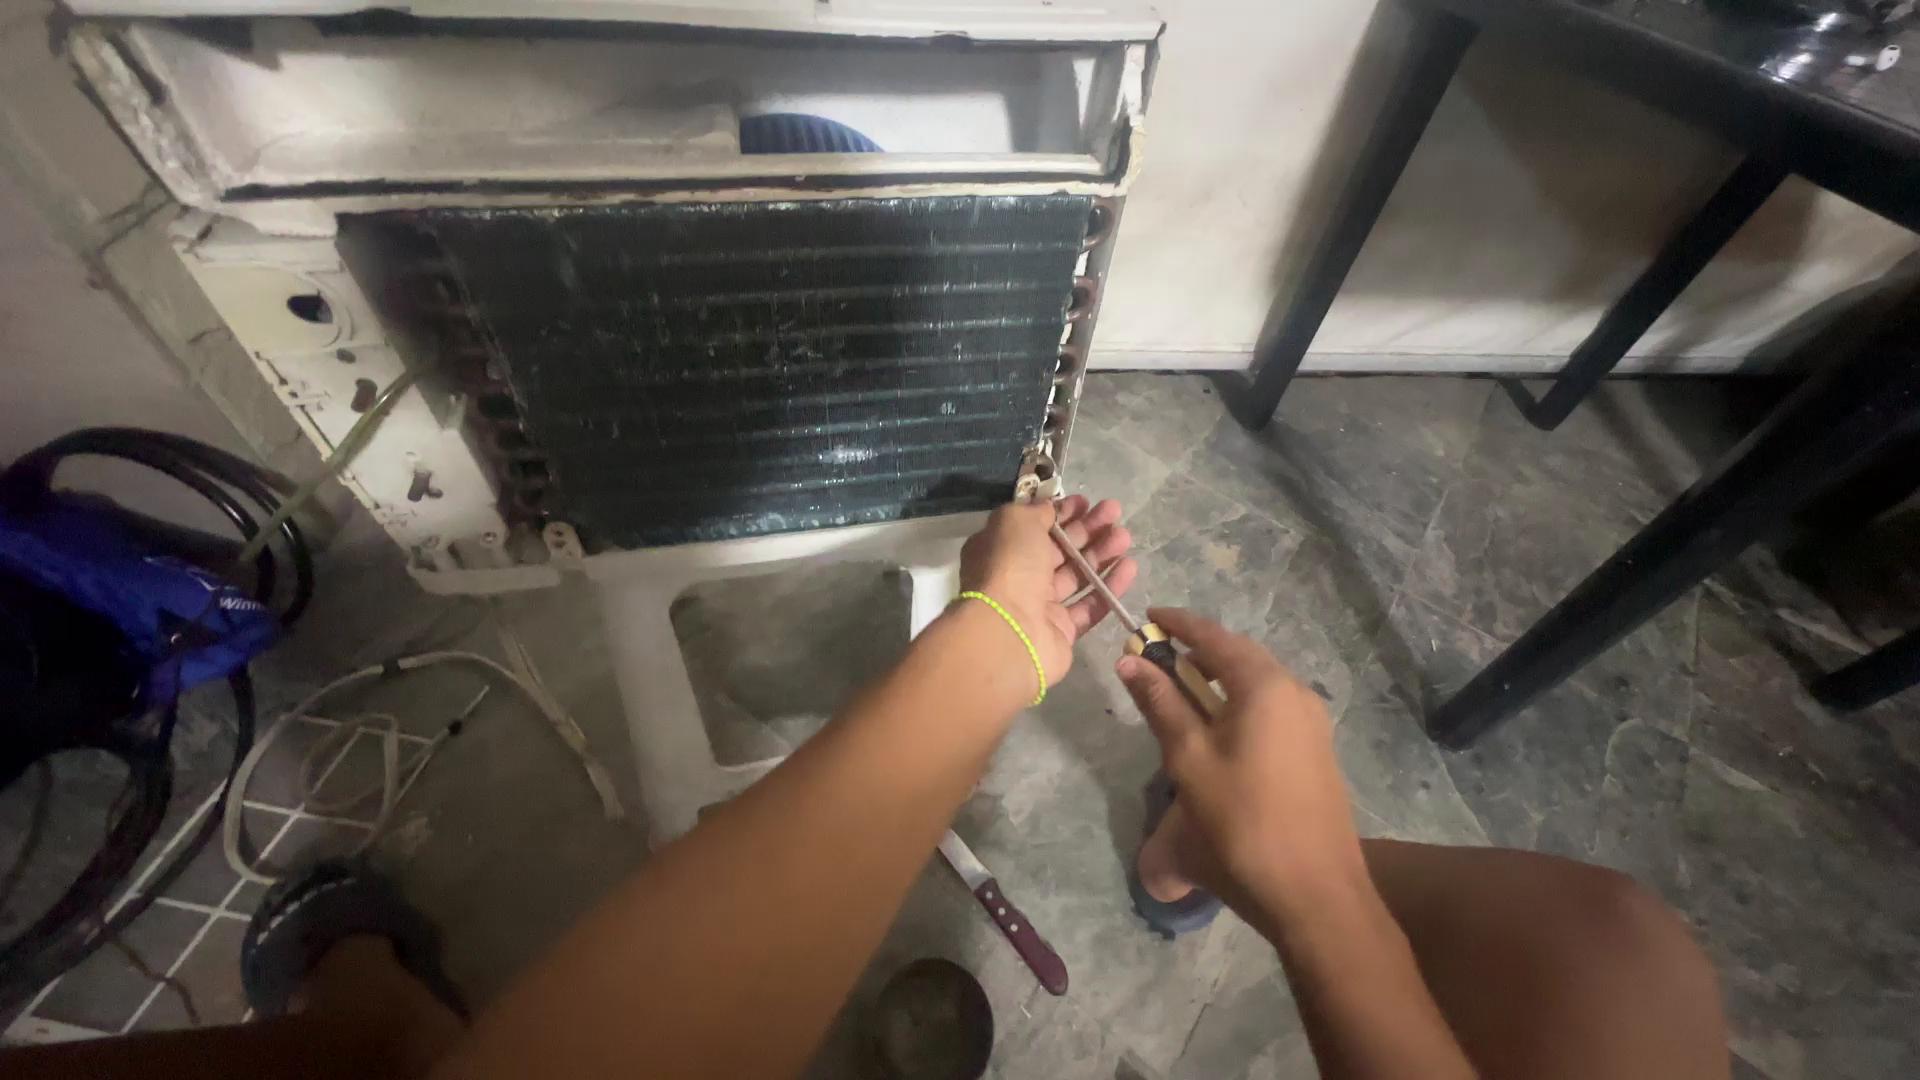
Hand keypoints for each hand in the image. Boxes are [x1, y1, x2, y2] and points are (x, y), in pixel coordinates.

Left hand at [958, 495, 1136, 684]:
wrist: (1008, 633)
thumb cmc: (1008, 568)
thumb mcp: (1014, 522)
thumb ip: (1035, 512)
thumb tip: (1050, 509)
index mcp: (1000, 549)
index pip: (1034, 526)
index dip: (1060, 512)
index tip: (1086, 502)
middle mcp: (1018, 576)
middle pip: (1059, 549)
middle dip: (1087, 529)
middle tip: (1115, 513)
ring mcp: (1040, 606)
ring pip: (1076, 575)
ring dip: (1102, 553)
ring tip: (1125, 537)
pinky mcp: (1062, 632)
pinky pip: (1090, 606)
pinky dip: (1110, 587)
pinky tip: (1130, 567)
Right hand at [1116, 609, 1365, 923]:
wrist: (1317, 894)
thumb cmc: (1243, 821)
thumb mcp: (1189, 759)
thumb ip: (1160, 703)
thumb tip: (1130, 660)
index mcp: (1264, 686)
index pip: (1214, 637)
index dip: (1178, 623)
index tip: (1147, 616)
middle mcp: (1294, 692)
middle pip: (1238, 654)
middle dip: (1197, 648)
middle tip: (1157, 652)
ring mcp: (1311, 721)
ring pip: (1256, 681)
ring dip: (1216, 675)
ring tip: (1179, 685)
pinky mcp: (1315, 748)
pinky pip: (1269, 705)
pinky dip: (1236, 699)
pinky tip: (1214, 722)